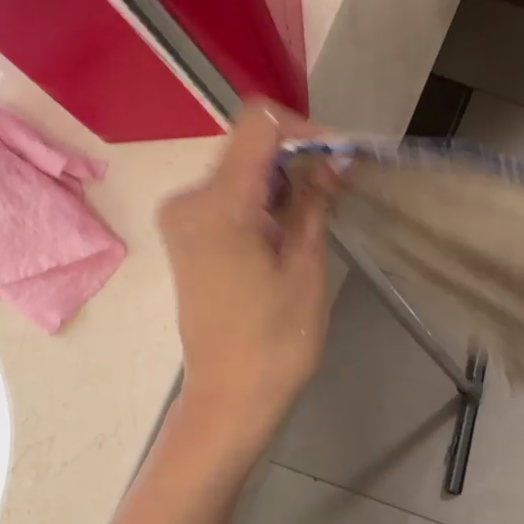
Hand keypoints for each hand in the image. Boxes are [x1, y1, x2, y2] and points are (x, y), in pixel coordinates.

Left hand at [157, 103, 340, 449]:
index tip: (341, 158)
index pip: (259, 126)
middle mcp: (188, 199)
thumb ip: (314, 203)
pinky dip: (262, 203)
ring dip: (282, 183)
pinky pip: (228, 199)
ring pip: (239, 174)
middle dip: (297, 160)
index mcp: (218, 204)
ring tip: (320, 216)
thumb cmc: (277, 341)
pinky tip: (289, 232)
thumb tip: (333, 158)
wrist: (231, 397)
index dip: (305, 131)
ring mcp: (182, 220)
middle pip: (247, 148)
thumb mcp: (306, 267)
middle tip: (339, 191)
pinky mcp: (186, 238)